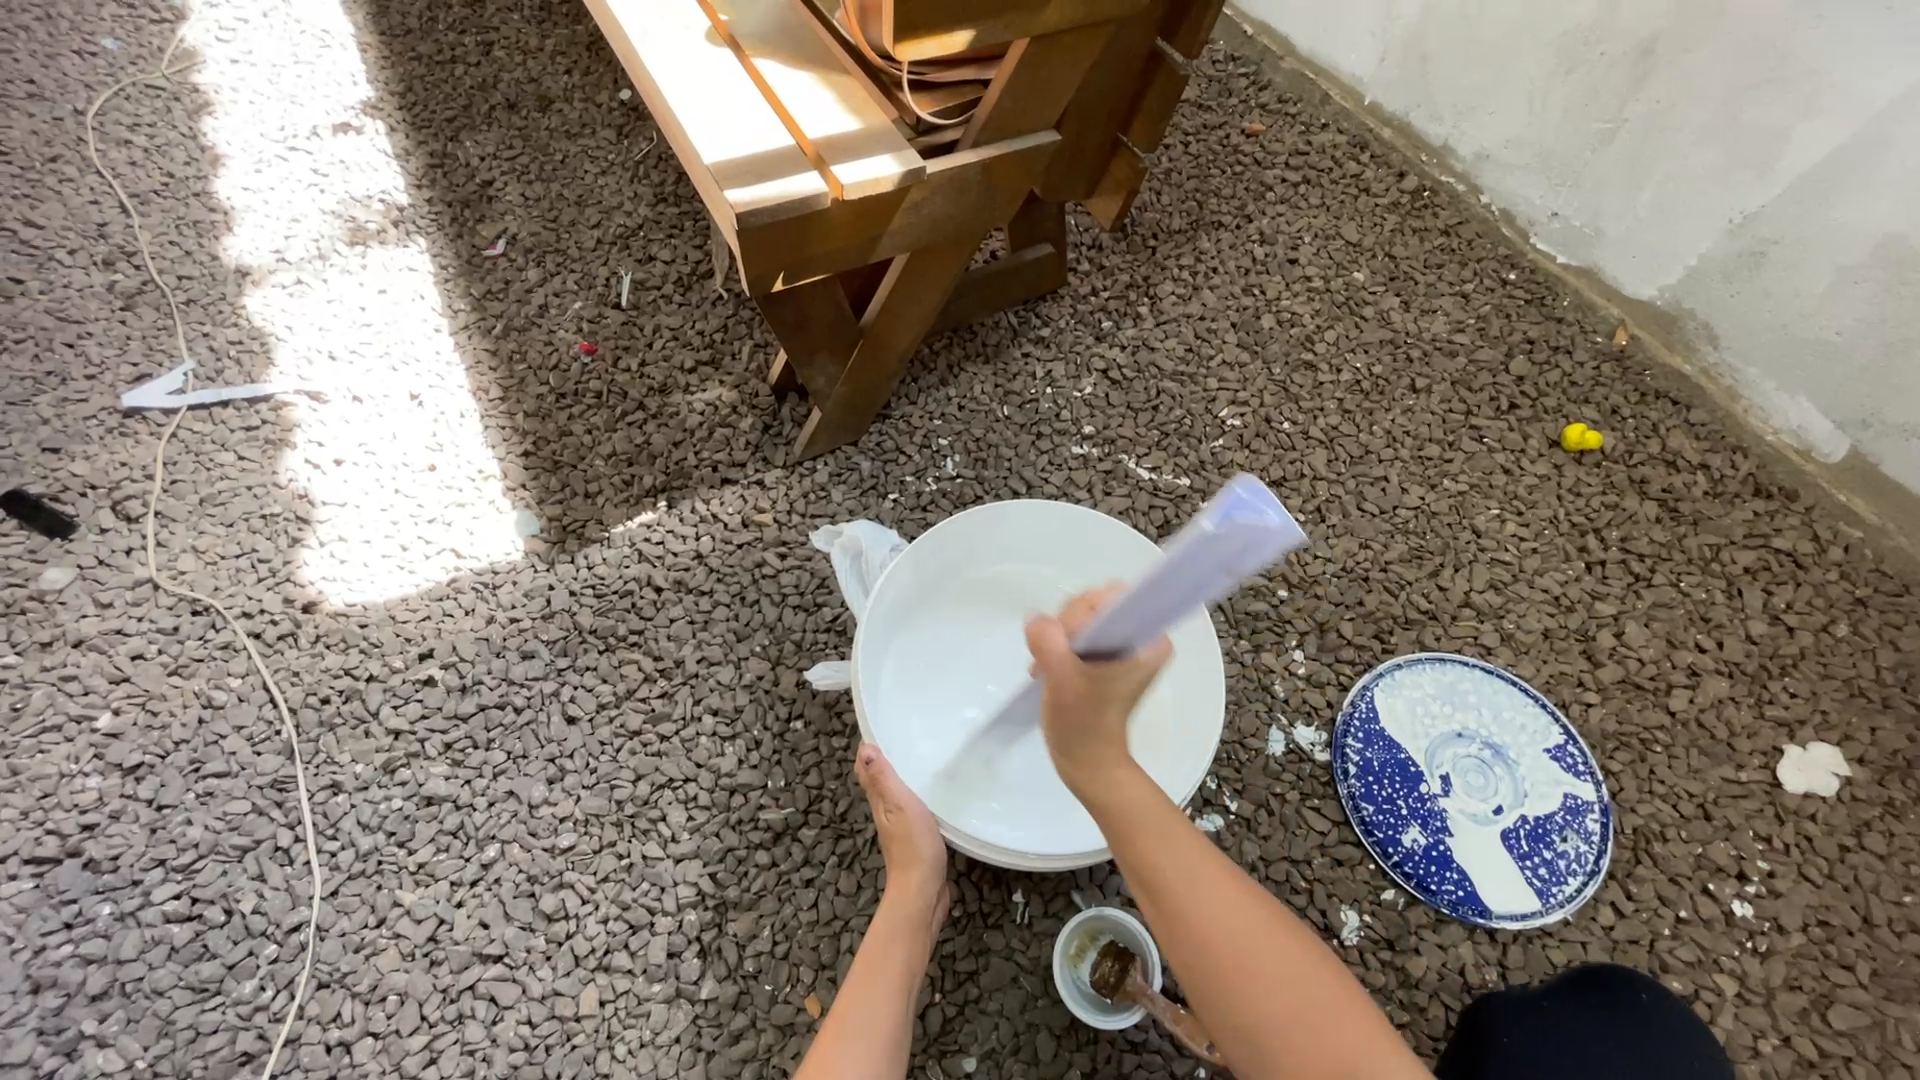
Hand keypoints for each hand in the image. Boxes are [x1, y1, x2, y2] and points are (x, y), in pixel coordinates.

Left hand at [854, 744, 949, 930]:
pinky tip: (930, 794)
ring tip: (917, 760)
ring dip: (900, 778)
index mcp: (879, 802)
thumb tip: (865, 748)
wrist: (923, 890)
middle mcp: (884, 812)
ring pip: (894, 796)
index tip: (878, 728)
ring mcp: (899, 827)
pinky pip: (911, 810)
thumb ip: (884, 778)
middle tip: (900, 738)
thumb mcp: (899, 805)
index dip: (868, 750)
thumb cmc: (913, 845)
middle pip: (878, 782)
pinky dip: (915, 797)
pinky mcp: (915, 838)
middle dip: (883, 761)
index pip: (866, 770)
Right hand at [1024, 584, 1172, 796]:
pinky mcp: (1104, 655)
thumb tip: (1035, 619)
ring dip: (1057, 638)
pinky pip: (1076, 631)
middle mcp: (1141, 635)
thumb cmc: (1083, 725)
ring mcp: (1121, 645)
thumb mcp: (1062, 680)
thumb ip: (1048, 641)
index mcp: (1149, 639)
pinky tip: (1049, 669)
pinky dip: (1058, 645)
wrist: (1085, 763)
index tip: (1069, 645)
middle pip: (1094, 603)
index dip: (1083, 615)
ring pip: (1081, 616)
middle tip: (1056, 661)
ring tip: (1049, 669)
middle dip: (1067, 628)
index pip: (1112, 597)